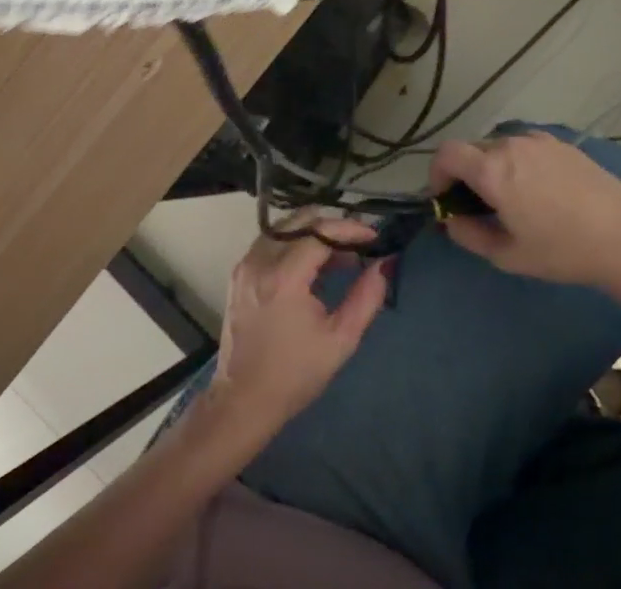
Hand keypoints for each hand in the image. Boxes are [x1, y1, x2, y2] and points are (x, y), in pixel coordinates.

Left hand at [207, 213, 388, 433]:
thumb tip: (382, 265)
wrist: (244, 400)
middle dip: (332, 226)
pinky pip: (269, 244)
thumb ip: (366, 297)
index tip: (374, 237)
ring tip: (339, 258)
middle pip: (298, 221)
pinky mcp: (238, 276)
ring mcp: (244, 267)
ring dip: (312, 234)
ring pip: (282, 229)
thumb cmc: (295, 374)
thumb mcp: (341, 339)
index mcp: (283, 278)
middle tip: (357, 245)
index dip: (350, 229)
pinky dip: (293, 245)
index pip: (319, 232)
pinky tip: (312, 269)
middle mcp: (258, 263)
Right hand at [430, 132, 620, 290]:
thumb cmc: (562, 251)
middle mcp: (512, 145)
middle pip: (473, 150)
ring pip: (501, 147)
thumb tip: (451, 220)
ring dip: (494, 168)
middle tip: (479, 207)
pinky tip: (541, 193)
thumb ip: (468, 234)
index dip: (437, 175)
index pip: (446, 154)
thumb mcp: (506, 254)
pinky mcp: (565, 145)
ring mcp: (542, 141)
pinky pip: (527, 147)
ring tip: (512, 200)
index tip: (447, 200)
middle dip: (466, 174)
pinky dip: (520, 163)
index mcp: (492, 169)